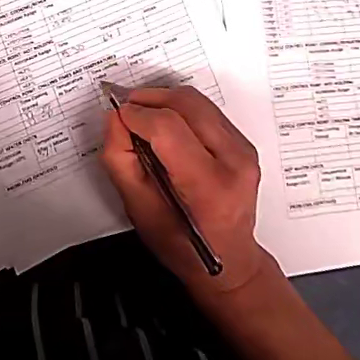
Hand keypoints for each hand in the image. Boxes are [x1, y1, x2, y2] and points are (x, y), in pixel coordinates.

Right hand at [101, 86, 272, 299]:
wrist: (228, 261)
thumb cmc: (185, 246)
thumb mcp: (139, 209)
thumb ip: (121, 159)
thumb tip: (115, 118)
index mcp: (210, 187)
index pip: (169, 129)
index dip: (137, 115)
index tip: (119, 115)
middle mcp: (235, 163)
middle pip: (186, 104)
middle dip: (149, 99)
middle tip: (126, 108)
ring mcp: (243, 150)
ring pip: (197, 101)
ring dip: (165, 100)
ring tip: (142, 114)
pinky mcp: (243, 142)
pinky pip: (207, 110)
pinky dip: (181, 108)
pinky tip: (165, 123)